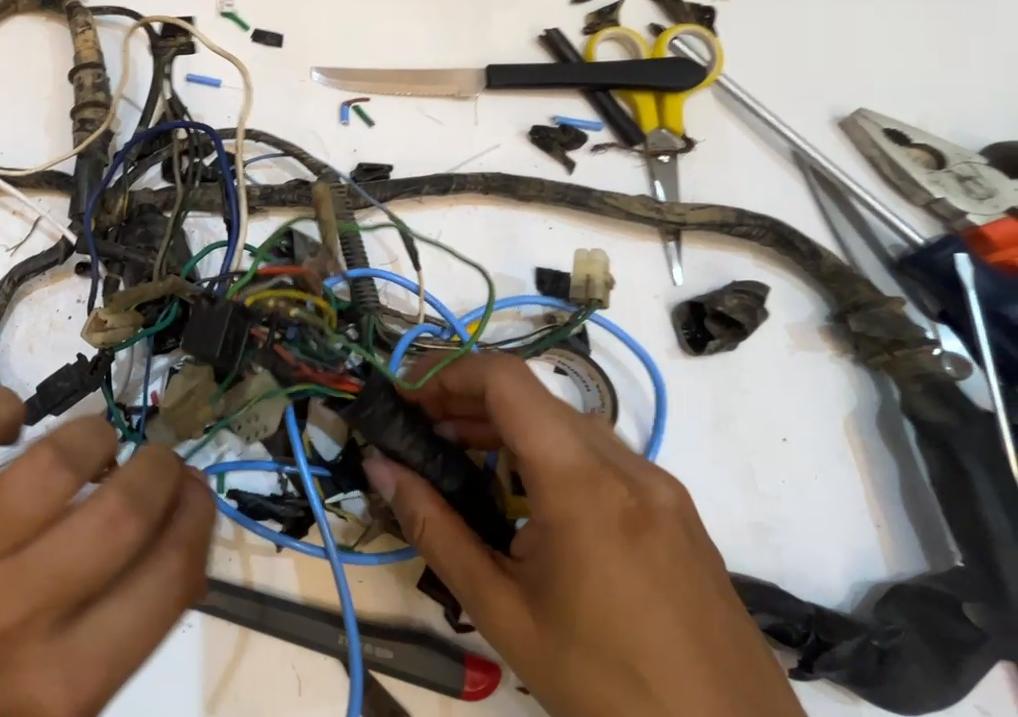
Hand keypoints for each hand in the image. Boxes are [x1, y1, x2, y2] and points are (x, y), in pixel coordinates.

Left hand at [0, 387, 214, 716]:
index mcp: (63, 682)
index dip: (197, 521)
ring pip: (56, 460)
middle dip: (158, 472)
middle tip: (155, 460)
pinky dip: (3, 406)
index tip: (194, 493)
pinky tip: (13, 418)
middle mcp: (14, 614)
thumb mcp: (46, 708)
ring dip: (92, 435)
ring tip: (93, 441)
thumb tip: (166, 536)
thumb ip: (111, 636)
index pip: (168, 581)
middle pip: (123, 514)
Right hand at [364, 353, 802, 716]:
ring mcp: (662, 491)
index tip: (405, 402)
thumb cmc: (604, 683)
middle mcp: (629, 469)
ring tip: (458, 465)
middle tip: (418, 438)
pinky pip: (599, 457)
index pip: (506, 381)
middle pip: (533, 397)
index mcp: (583, 485)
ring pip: (567, 424)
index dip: (445, 373)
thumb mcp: (500, 609)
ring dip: (504, 427)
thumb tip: (379, 466)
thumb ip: (433, 526)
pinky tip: (521, 502)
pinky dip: (545, 454)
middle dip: (465, 403)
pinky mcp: (676, 515)